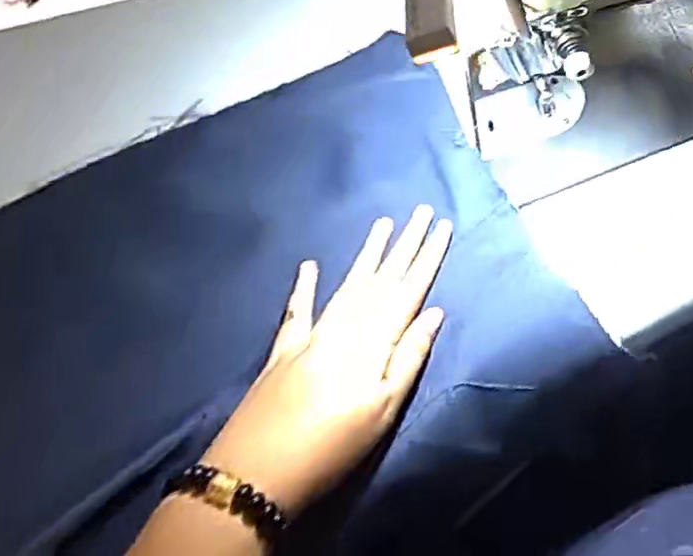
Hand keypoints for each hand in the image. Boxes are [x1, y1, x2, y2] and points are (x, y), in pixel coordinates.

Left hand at [202, 207, 452, 512]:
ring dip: (369, 253)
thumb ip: (409, 357)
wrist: (249, 481)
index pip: (409, 289)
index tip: (444, 226)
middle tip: (422, 211)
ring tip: (384, 223)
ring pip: (348, 285)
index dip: (428, 256)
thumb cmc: (330, 448)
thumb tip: (434, 311)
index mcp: (371, 341)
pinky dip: (304, 287)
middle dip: (405, 243)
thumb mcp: (383, 410)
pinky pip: (297, 312)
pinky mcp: (282, 352)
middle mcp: (343, 328)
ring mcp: (310, 337)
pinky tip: (309, 265)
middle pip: (382, 279)